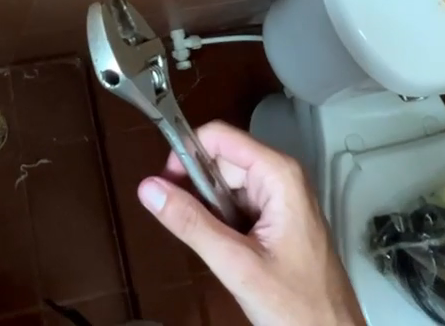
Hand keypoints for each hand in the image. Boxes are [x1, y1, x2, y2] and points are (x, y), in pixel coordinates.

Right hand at [137, 122, 363, 325]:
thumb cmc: (297, 307)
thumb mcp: (237, 265)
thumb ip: (191, 223)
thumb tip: (148, 187)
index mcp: (278, 174)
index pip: (219, 136)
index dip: (187, 153)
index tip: (166, 185)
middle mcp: (281, 176)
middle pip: (221, 159)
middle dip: (199, 188)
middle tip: (190, 228)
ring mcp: (281, 196)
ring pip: (226, 184)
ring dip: (211, 210)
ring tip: (218, 248)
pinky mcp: (278, 217)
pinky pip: (238, 204)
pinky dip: (223, 222)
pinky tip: (229, 251)